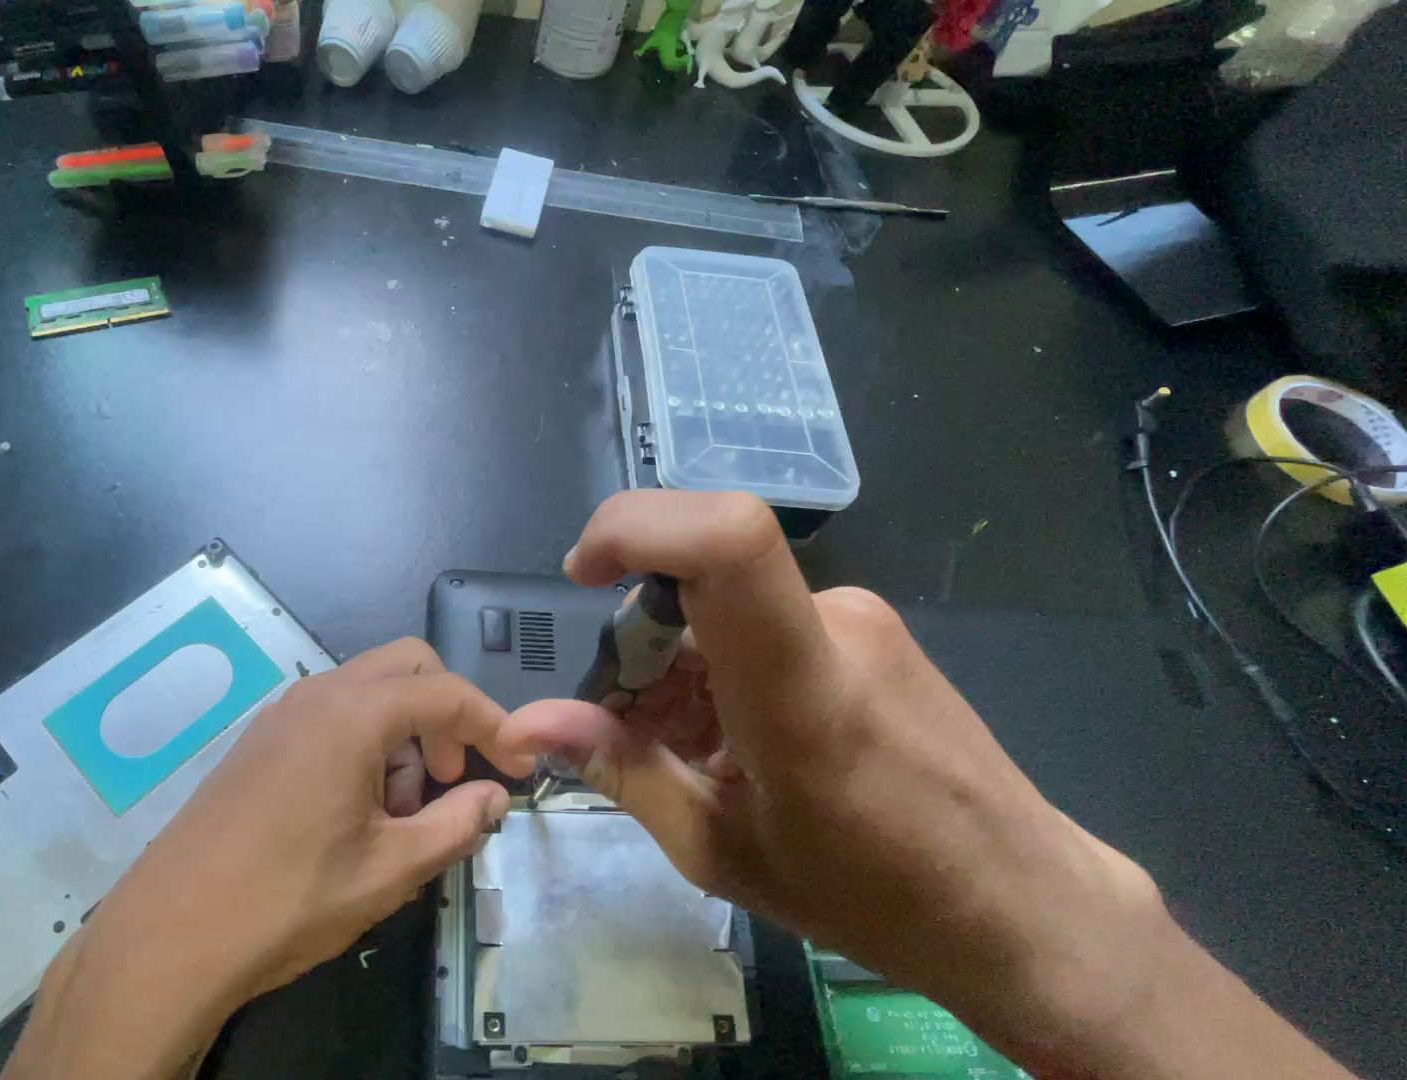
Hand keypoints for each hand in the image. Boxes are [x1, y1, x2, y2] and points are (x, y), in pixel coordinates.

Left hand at [6, 638, 533, 1079]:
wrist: (169, 936)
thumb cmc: (290, 899)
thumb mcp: (391, 870)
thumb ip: (457, 824)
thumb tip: (496, 797)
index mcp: (353, 713)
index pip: (446, 692)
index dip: (494, 723)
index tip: (520, 765)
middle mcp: (318, 694)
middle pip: (407, 668)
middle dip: (445, 715)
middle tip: (452, 781)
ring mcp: (283, 713)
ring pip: (369, 691)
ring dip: (403, 733)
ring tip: (398, 813)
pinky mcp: (262, 739)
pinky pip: (333, 714)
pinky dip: (365, 742)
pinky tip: (354, 810)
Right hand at [501, 492, 1196, 1075]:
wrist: (1025, 908)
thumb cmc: (869, 894)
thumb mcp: (719, 850)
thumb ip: (619, 768)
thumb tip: (523, 726)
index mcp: (800, 687)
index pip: (727, 541)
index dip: (638, 525)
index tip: (585, 573)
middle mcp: (835, 623)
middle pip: (696, 581)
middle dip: (636, 642)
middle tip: (630, 729)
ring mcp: (860, 616)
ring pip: (724, 605)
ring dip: (678, 663)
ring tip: (692, 751)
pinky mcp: (870, 625)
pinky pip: (763, 619)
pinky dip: (720, 664)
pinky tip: (736, 736)